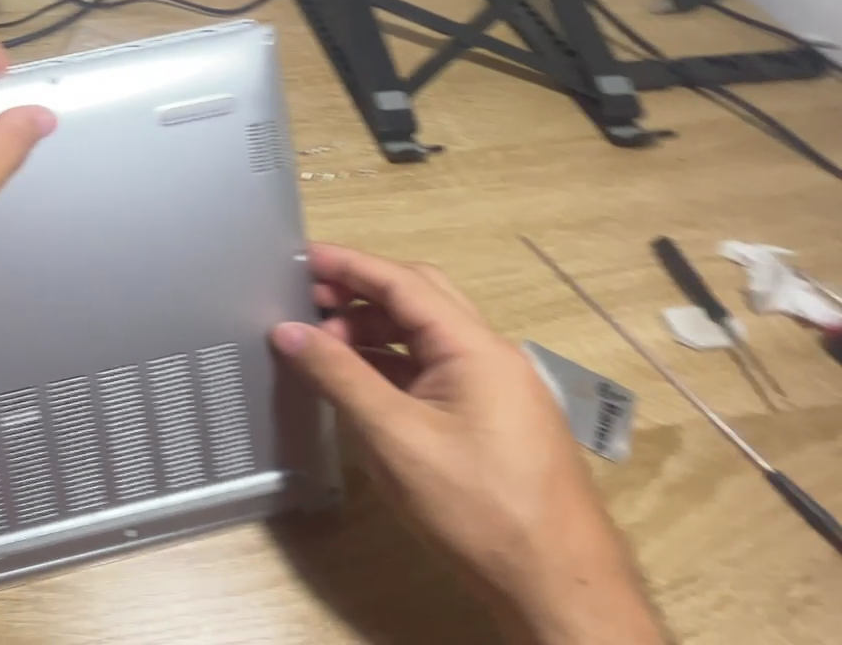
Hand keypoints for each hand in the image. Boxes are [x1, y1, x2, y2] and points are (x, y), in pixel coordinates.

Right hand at [271, 244, 664, 644]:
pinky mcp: (491, 419)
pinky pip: (431, 368)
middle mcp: (491, 358)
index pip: (403, 282)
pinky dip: (388, 360)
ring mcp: (495, 390)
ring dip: (372, 328)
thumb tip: (287, 331)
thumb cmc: (477, 507)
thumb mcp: (392, 436)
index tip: (298, 256)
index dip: (348, 264)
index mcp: (476, 350)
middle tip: (307, 298)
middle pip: (419, 298)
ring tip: (324, 345)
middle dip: (360, 290)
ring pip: (425, 334)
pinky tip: (357, 380)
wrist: (560, 591)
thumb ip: (337, 375)